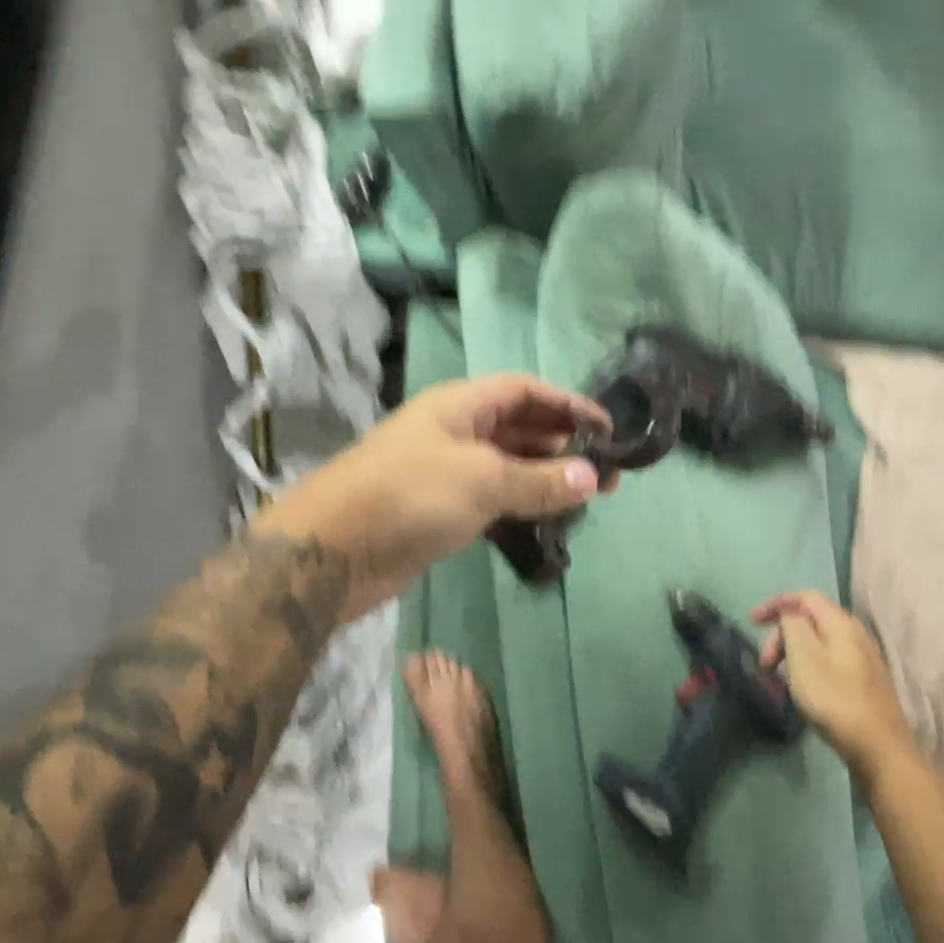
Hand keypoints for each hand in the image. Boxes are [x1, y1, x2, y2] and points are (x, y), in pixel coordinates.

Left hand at [256, 375, 616, 619]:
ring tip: (590, 498)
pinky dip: (521, 507)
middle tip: (609, 473)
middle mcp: (454, 433)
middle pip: (519, 428)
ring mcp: (446, 474)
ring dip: (545, 479)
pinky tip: (548, 522)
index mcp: (460, 406)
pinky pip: (492, 502)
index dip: (567, 403)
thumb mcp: (481, 479)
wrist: (334, 551)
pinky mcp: (440, 513)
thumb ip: (539, 480)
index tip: (608, 427)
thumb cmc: (409, 495)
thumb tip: (593, 477)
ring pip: (507, 468)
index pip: (524, 391)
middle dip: (563, 446)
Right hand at [754, 591, 916, 783]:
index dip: (776, 603)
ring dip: (794, 652)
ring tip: (780, 677)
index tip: (751, 621)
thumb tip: (791, 614)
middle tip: (765, 663)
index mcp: (842, 623)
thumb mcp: (804, 657)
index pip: (806, 597)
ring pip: (820, 641)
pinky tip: (803, 687)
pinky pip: (830, 659)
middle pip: (812, 619)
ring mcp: (864, 658)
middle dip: (782, 634)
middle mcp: (857, 634)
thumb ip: (793, 626)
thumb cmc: (834, 698)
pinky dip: (809, 665)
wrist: (878, 747)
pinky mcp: (866, 680)